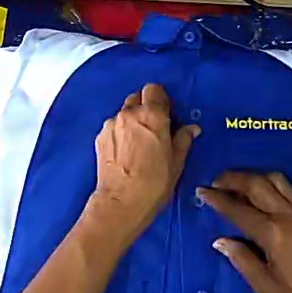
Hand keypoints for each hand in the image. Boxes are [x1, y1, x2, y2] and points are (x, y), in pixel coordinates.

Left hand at [84, 83, 197, 249]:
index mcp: (152, 115)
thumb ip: (183, 138)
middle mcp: (129, 114)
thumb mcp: (177, 161)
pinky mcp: (100, 137)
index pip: (155, 89)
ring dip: (132, 120)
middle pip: (137, 98)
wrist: (121, 202)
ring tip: (138, 142)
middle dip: (146, 108)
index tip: (167, 113)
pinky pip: (113, 127)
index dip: (161, 99)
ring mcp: (111, 125)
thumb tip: (191, 128)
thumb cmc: (155, 182)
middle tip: (154, 127)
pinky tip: (125, 151)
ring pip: (124, 113)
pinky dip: (120, 133)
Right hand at [198, 171, 291, 292]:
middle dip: (233, 178)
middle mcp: (288, 215)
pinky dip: (271, 183)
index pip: (238, 209)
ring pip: (275, 180)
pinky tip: (263, 193)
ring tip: (237, 184)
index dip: (217, 199)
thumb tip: (221, 241)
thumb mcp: (266, 287)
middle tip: (215, 181)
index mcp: (273, 233)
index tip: (202, 191)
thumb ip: (242, 260)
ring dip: (253, 176)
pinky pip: (288, 188)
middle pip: (257, 184)